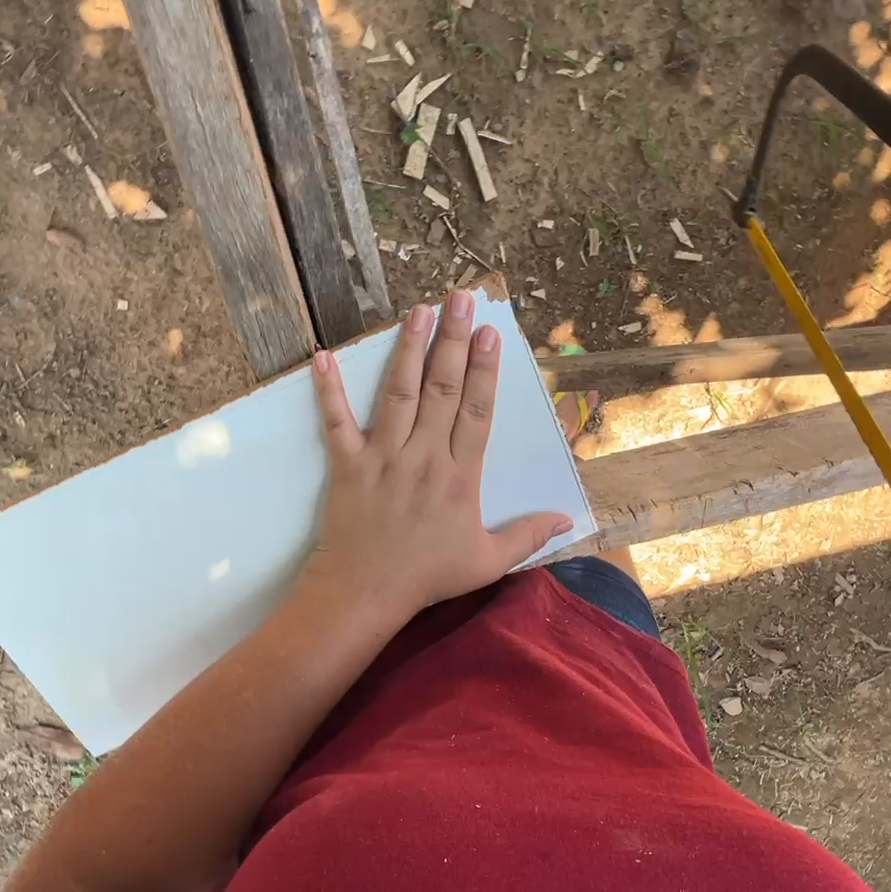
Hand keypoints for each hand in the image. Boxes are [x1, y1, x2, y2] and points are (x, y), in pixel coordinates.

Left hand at [300, 291, 571, 626]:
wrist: (366, 592)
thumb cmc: (427, 577)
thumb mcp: (487, 562)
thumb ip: (527, 537)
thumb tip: (568, 520)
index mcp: (459, 476)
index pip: (477, 412)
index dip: (486, 371)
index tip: (492, 333)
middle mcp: (423, 456)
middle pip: (442, 390)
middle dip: (453, 341)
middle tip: (460, 299)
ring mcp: (383, 457)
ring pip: (398, 394)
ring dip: (408, 349)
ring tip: (419, 310)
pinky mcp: (347, 465)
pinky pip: (336, 422)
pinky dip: (328, 390)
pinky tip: (322, 357)